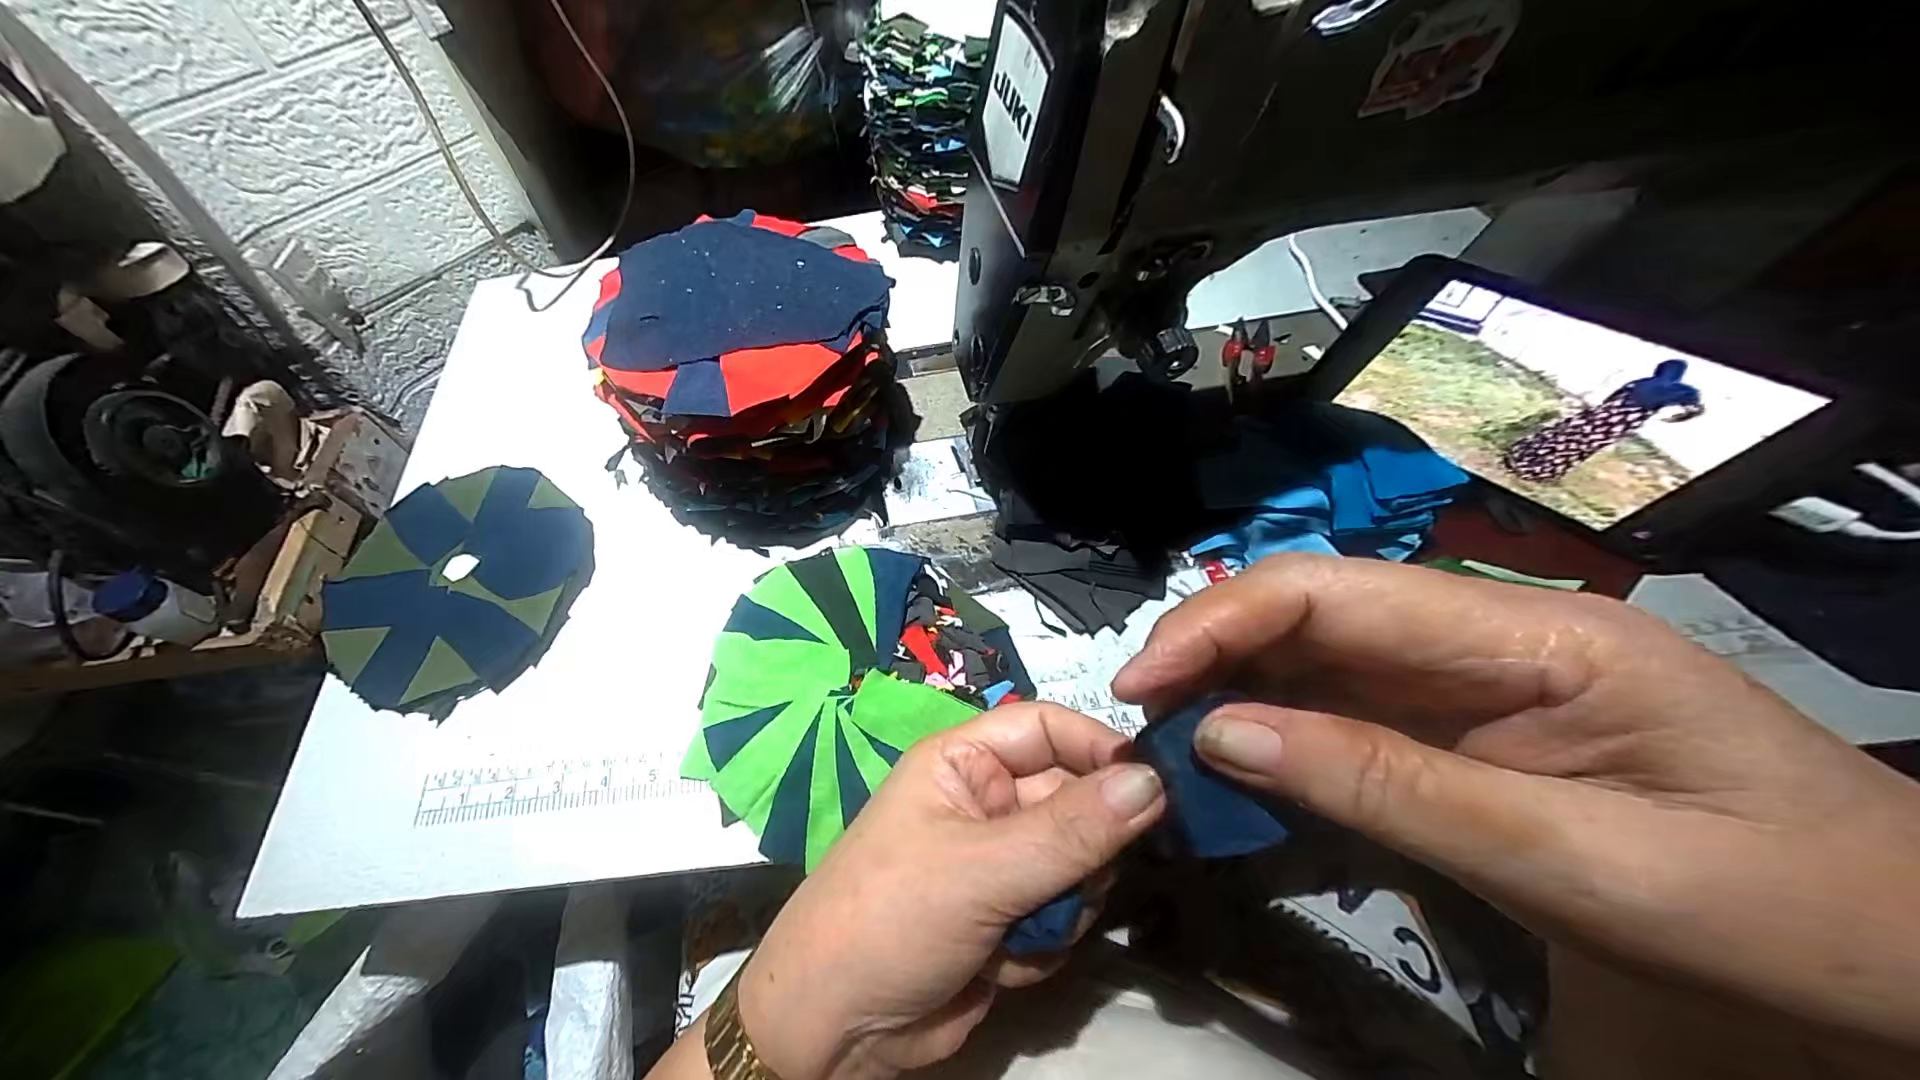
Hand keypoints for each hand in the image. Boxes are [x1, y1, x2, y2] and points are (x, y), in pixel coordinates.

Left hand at [733, 702, 1165, 1079]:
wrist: (835, 1034)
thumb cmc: (893, 918)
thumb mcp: (983, 868)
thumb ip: (1072, 829)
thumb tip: (1153, 780)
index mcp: (964, 760)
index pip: (1047, 728)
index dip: (1099, 747)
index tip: (1153, 783)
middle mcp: (987, 800)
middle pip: (1075, 798)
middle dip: (1083, 848)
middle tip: (1078, 883)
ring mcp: (1000, 859)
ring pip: (1079, 862)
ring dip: (1065, 903)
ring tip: (1027, 930)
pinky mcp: (1010, 914)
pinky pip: (1065, 912)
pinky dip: (1047, 941)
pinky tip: (1006, 964)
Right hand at [1112, 554, 1919, 1046]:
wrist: (1912, 970)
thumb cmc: (1793, 915)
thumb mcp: (1589, 866)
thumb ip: (1391, 787)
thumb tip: (1224, 734)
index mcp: (1525, 633)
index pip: (1328, 591)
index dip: (1219, 621)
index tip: (1143, 681)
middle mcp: (1473, 636)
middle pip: (1303, 612)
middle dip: (1206, 650)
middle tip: (1137, 715)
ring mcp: (1457, 681)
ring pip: (1304, 659)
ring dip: (1224, 690)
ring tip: (1163, 738)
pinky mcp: (1444, 729)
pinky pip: (1328, 713)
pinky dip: (1265, 733)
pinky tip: (1227, 760)